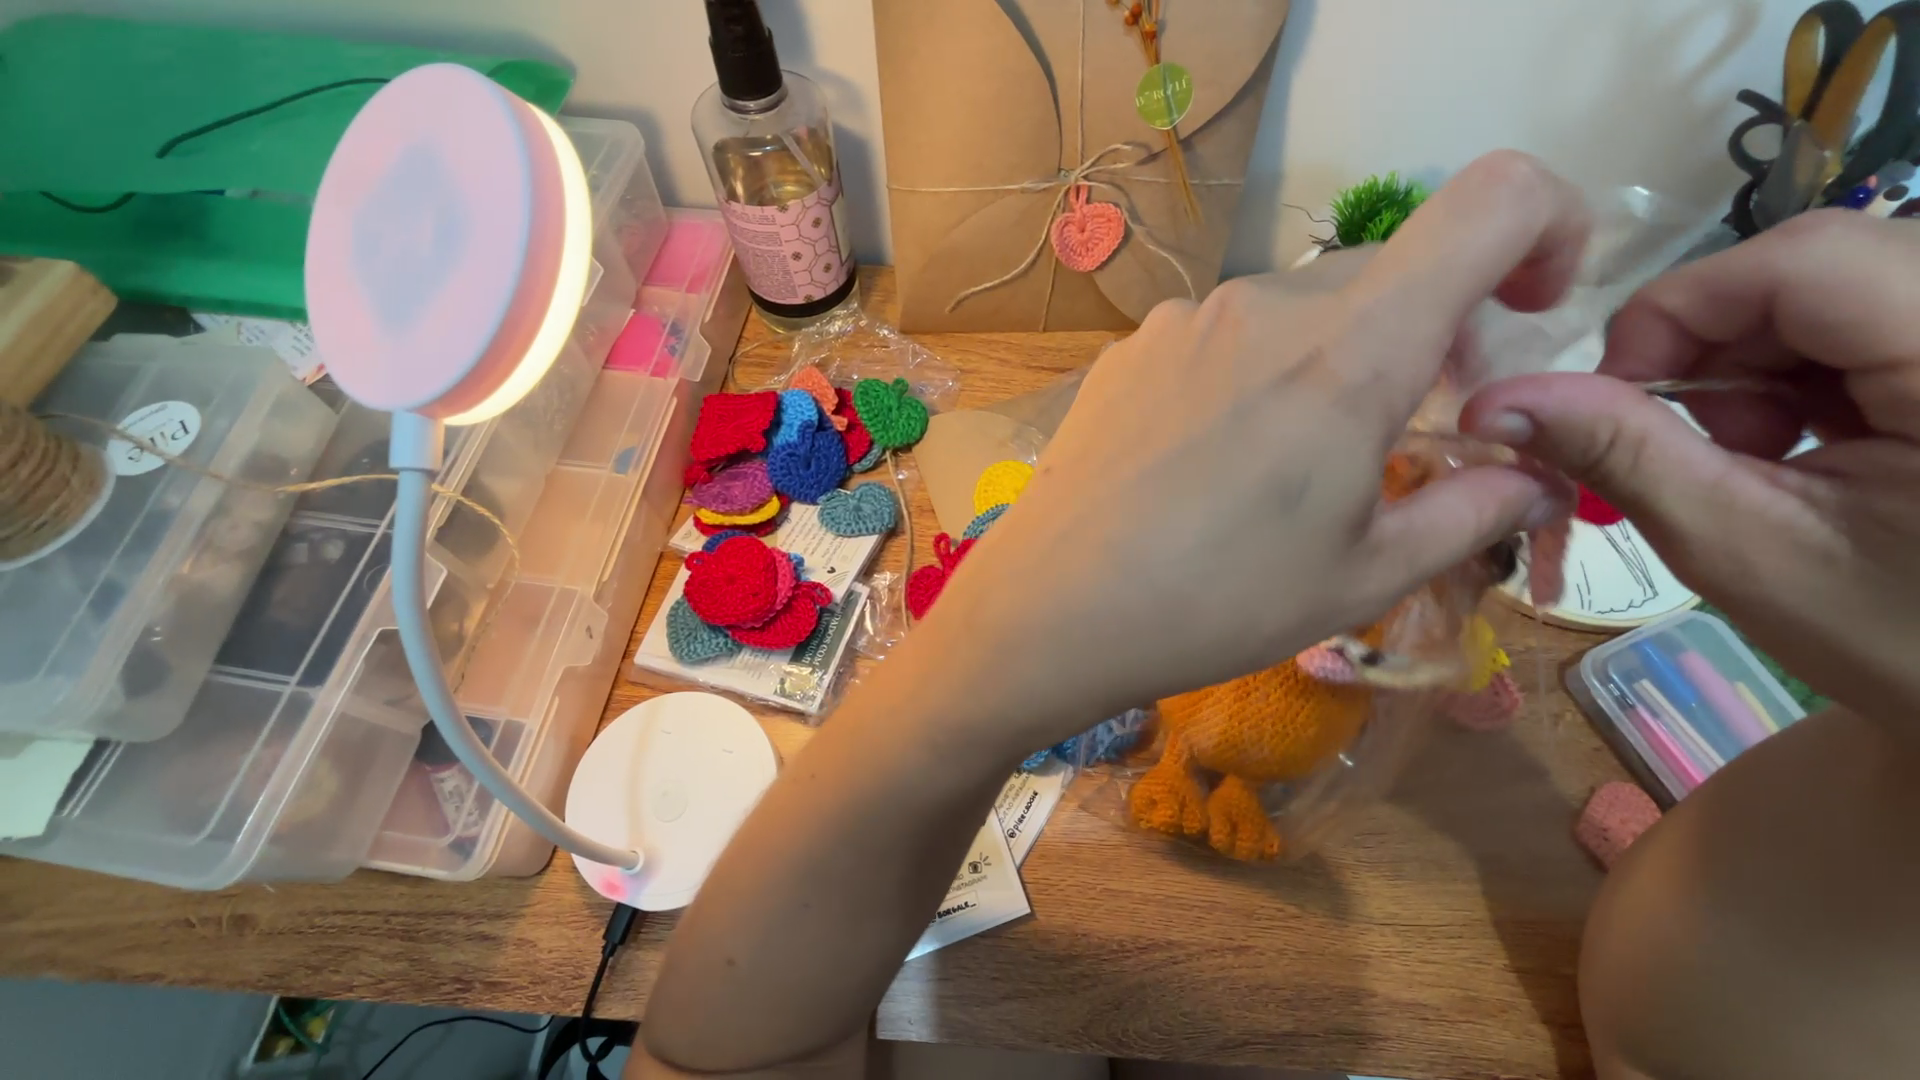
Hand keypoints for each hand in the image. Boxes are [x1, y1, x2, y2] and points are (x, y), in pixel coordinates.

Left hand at [922, 151, 1588, 752]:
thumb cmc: (1215, 604)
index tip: (1533, 312)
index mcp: (1351, 350)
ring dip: (1334, 359)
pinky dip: (1255, 372)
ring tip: (1294, 460)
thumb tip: (1535, 472)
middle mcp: (1265, 305)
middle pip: (1389, 274)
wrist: (1052, 609)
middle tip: (1406, 435)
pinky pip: (1224, 335)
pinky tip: (1211, 457)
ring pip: (1301, 308)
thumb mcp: (1363, 576)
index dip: (1550, 229)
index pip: (1494, 202)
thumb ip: (1472, 510)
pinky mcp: (1131, 348)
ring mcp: (1185, 320)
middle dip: (1430, 336)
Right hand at [1460, 210, 1919, 726]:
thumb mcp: (1735, 545)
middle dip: (1707, 346)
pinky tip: (1796, 439)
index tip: (1619, 403)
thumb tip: (1493, 401)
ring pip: (1827, 285)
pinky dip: (1791, 373)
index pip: (1802, 260)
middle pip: (1812, 264)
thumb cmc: (1890, 634)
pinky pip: (1860, 314)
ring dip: (1746, 363)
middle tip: (1688, 443)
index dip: (1677, 314)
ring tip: (1750, 453)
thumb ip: (1618, 454)